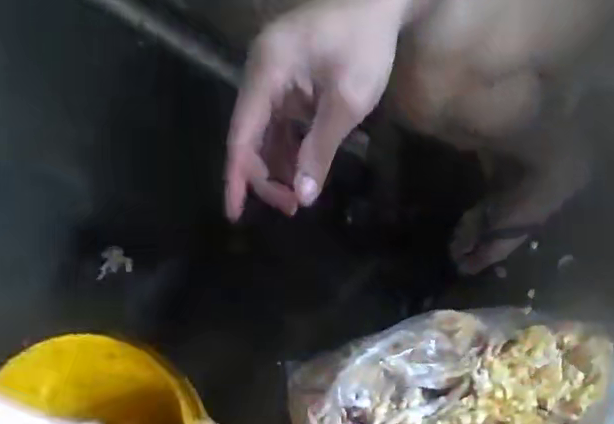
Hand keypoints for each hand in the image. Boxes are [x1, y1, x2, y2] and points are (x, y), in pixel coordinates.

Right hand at [225, 0, 410, 219]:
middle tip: (292, 208)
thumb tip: (303, 195)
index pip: (242, 134)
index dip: (237, 176)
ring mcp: (276, 78)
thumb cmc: (364, 47)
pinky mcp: (292, 84)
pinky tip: (302, 174)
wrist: (379, 3)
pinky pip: (281, 125)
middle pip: (250, 137)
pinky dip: (289, 152)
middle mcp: (262, 74)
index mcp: (266, 72)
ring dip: (278, 168)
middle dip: (265, 177)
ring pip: (265, 134)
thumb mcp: (347, 104)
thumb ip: (321, 149)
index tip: (234, 212)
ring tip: (298, 199)